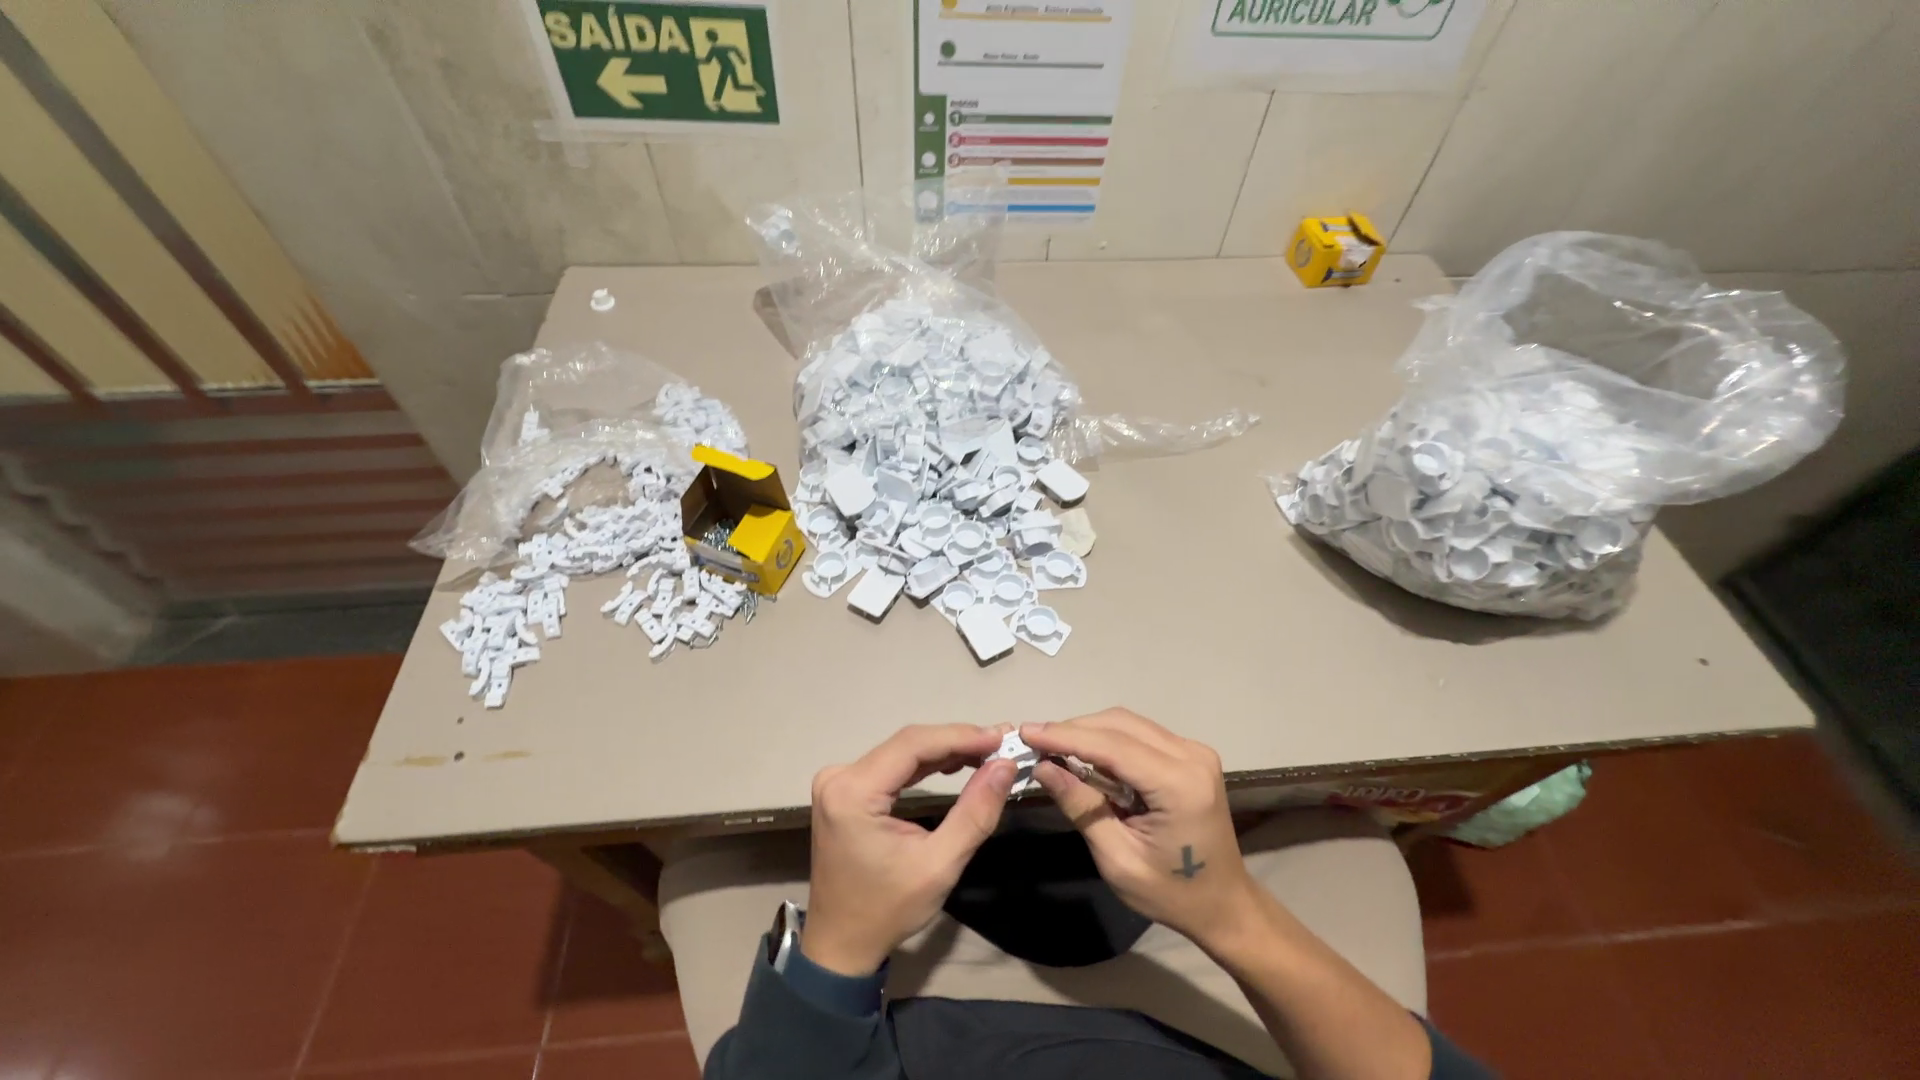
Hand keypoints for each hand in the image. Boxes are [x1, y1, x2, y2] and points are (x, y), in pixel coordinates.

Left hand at [802, 724, 1017, 975]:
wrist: (841, 943)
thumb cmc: (888, 910)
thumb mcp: (940, 865)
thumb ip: (975, 813)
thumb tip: (1005, 766)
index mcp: (853, 792)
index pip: (913, 745)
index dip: (960, 736)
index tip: (1001, 737)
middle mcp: (839, 777)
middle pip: (907, 744)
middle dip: (957, 741)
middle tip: (1002, 744)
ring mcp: (839, 782)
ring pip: (902, 752)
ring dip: (945, 751)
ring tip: (988, 752)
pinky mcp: (845, 790)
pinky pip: (892, 767)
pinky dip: (926, 765)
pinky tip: (956, 764)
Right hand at [1023, 709, 1254, 946]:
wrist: (1223, 904)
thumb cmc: (1171, 892)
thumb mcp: (1117, 859)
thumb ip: (1082, 807)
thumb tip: (1042, 767)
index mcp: (1179, 785)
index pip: (1113, 746)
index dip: (1066, 735)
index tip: (1026, 732)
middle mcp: (1192, 757)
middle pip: (1120, 724)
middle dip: (1073, 729)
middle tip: (1033, 742)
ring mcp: (1195, 752)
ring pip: (1129, 724)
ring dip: (1089, 733)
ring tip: (1052, 749)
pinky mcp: (1191, 755)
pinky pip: (1141, 735)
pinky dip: (1108, 741)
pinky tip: (1085, 756)